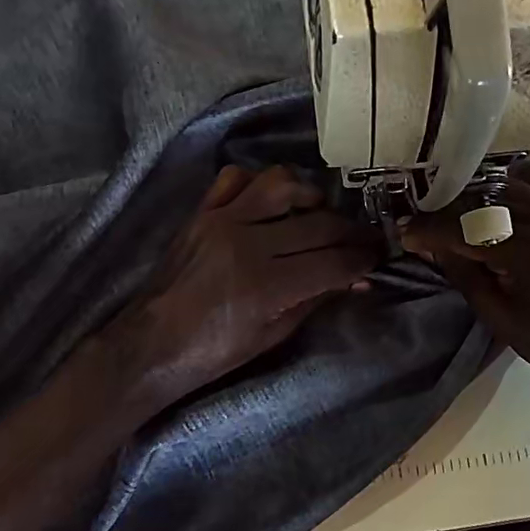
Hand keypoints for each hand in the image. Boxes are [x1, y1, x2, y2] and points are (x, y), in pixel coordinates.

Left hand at [102, 165, 382, 402]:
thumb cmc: (214, 352)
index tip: (380, 256)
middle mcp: (246, 243)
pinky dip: (259, 183)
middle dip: (351, 232)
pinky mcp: (202, 212)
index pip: (333, 262)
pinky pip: (236, 178)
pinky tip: (271, 202)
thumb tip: (359, 279)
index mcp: (265, 285)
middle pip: (318, 223)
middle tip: (365, 238)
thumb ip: (317, 299)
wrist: (149, 346)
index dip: (363, 259)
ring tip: (320, 212)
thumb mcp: (274, 334)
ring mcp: (221, 221)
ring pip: (280, 183)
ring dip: (310, 195)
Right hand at [402, 178, 529, 395]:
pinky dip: (497, 200)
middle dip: (447, 212)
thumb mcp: (499, 316)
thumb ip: (463, 273)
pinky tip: (479, 215)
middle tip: (422, 226)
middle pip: (483, 200)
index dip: (430, 230)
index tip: (406, 233)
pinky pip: (525, 195)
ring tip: (447, 220)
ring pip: (503, 191)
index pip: (467, 228)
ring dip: (471, 202)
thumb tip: (430, 245)